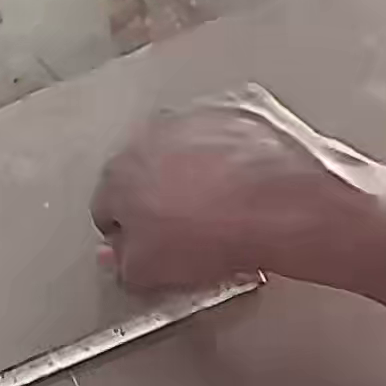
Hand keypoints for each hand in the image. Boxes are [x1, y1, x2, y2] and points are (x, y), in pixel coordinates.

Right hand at [90, 85, 380, 287]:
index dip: (125, 235)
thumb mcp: (148, 272)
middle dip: (156, 203)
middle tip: (180, 235)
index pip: (105, 209)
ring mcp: (196, 119)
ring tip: (218, 217)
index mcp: (119, 173)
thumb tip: (119, 259)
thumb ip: (122, 264)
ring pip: (182, 155)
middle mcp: (151, 135)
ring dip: (192, 181)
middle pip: (143, 176)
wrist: (279, 205)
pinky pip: (225, 143)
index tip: (142, 248)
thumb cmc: (215, 232)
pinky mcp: (240, 113)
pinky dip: (229, 164)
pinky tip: (244, 195)